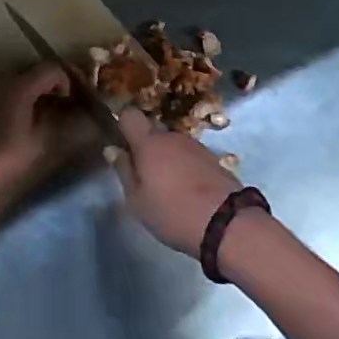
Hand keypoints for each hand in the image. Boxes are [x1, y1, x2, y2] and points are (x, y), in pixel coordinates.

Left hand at [0, 63, 88, 218]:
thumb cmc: (9, 161)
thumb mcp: (47, 142)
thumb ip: (72, 123)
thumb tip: (89, 115)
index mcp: (19, 84)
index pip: (53, 69)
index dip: (70, 82)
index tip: (80, 102)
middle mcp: (1, 80)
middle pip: (37, 73)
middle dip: (56, 87)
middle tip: (70, 109)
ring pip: (22, 84)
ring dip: (40, 95)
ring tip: (52, 119)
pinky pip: (9, 94)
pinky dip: (24, 102)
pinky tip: (30, 126)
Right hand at [105, 107, 242, 257]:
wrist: (226, 222)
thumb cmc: (172, 212)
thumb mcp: (137, 200)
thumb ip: (123, 171)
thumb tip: (112, 149)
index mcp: (149, 143)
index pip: (130, 115)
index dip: (123, 125)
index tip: (122, 144)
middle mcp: (172, 137)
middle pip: (152, 130)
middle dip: (145, 146)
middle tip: (142, 174)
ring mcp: (195, 146)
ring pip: (172, 144)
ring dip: (166, 157)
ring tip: (167, 186)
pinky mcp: (213, 158)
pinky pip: (189, 156)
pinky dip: (184, 166)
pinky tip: (187, 190)